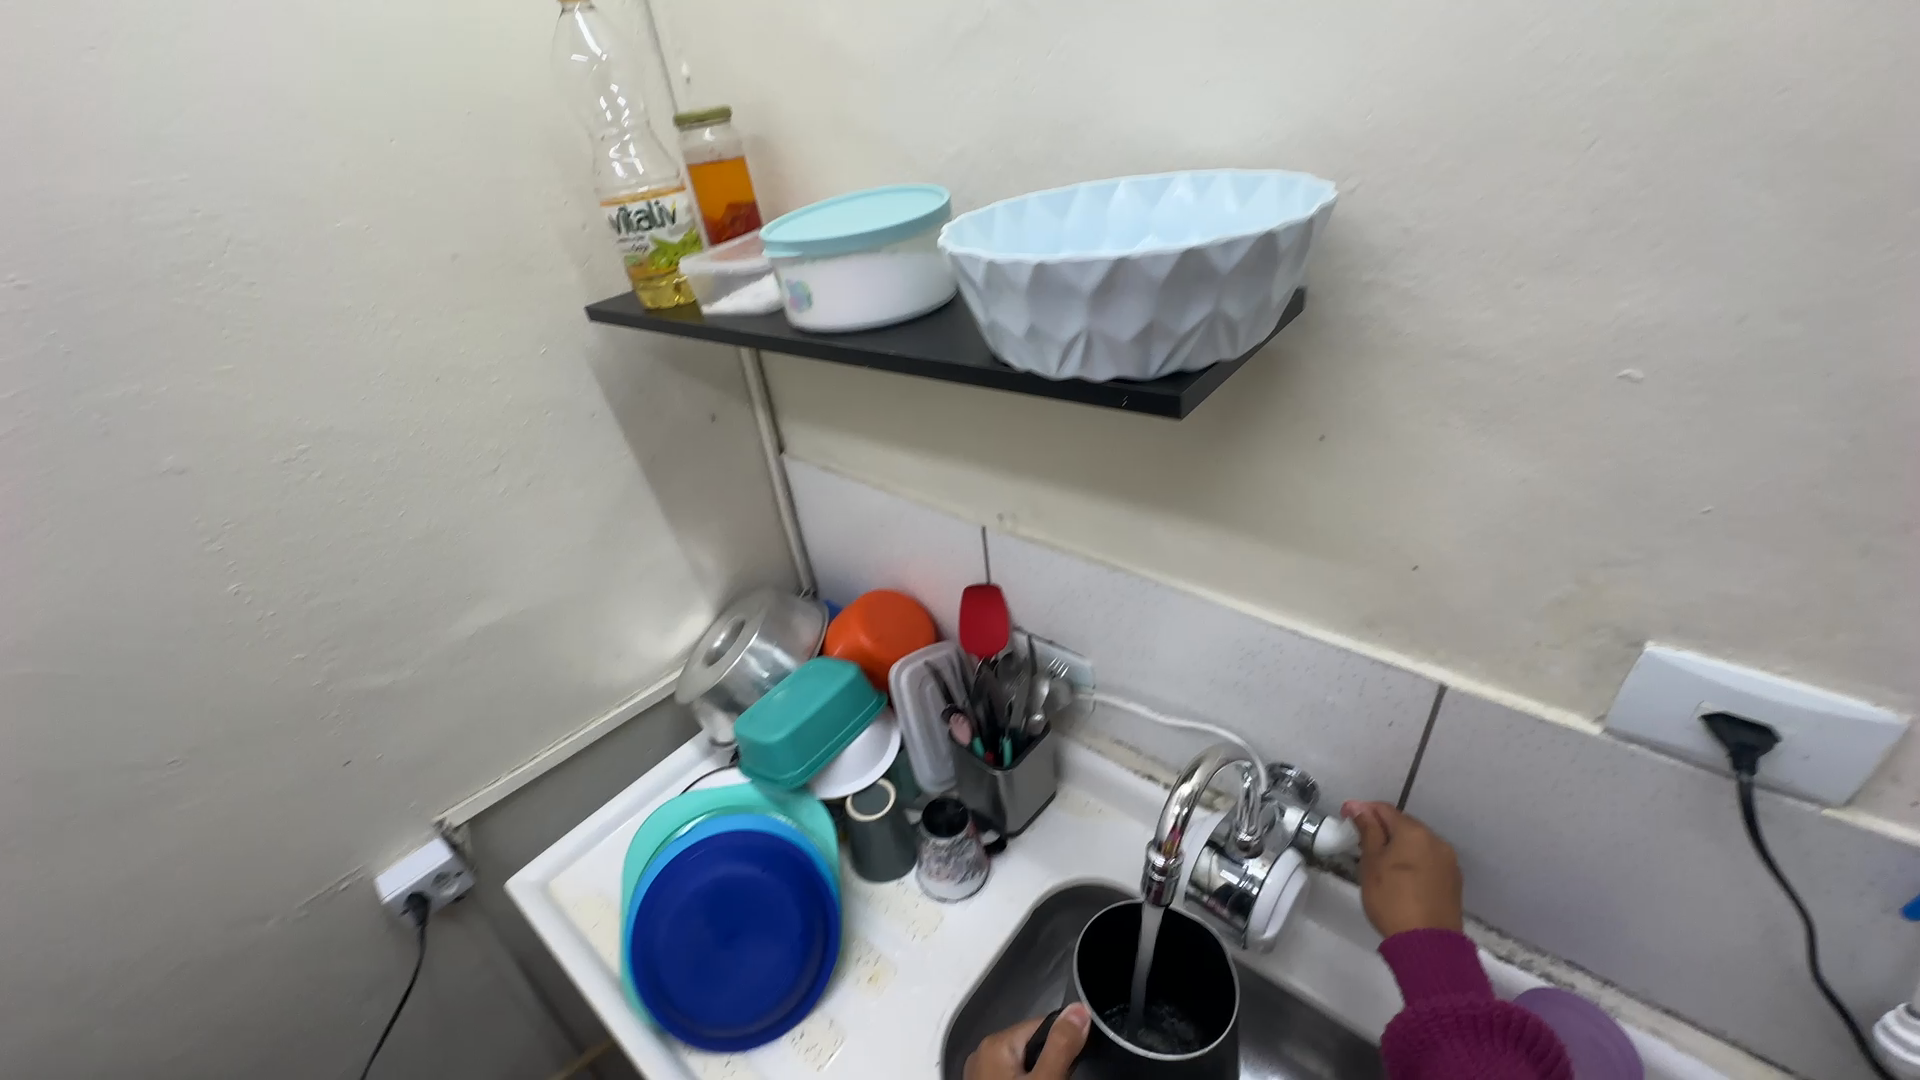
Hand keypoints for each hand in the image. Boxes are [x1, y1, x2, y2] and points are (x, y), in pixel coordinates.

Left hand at [963, 1004, 1090, 1079]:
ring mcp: (979, 1074)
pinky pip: (1010, 1076)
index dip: (1063, 1041)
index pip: (1040, 1026)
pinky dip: (1026, 1078)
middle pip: (1031, 1046)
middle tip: (1062, 1077)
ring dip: (1040, 1071)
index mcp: (994, 1041)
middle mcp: (982, 1053)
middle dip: (1050, 1059)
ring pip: (1022, 1064)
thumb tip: (1080, 1008)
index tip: (1076, 1061)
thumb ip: (1061, 1045)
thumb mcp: (1045, 1079)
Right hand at [1342, 801, 1463, 937]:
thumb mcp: (1371, 863)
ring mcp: (1448, 862)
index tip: (1345, 819)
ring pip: (1417, 843)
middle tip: (1360, 843)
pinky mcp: (1453, 882)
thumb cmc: (1391, 899)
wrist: (1428, 946)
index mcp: (1415, 832)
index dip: (1362, 810)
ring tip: (1379, 862)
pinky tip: (1400, 876)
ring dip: (1398, 845)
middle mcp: (1436, 841)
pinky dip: (1412, 861)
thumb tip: (1358, 807)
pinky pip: (1428, 860)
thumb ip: (1367, 831)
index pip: (1384, 809)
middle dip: (1381, 828)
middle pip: (1403, 824)